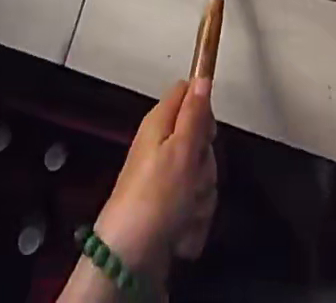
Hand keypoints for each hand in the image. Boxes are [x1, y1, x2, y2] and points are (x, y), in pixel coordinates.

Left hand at [95, 79, 217, 277]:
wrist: (129, 259)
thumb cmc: (156, 197)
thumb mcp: (182, 148)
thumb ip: (195, 112)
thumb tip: (202, 76)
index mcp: (160, 123)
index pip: (188, 94)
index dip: (203, 108)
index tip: (206, 131)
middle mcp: (161, 146)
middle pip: (201, 137)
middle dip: (206, 161)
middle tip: (193, 174)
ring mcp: (164, 178)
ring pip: (202, 173)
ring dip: (201, 193)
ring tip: (185, 207)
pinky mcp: (168, 206)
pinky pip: (195, 202)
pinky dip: (194, 217)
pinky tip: (182, 229)